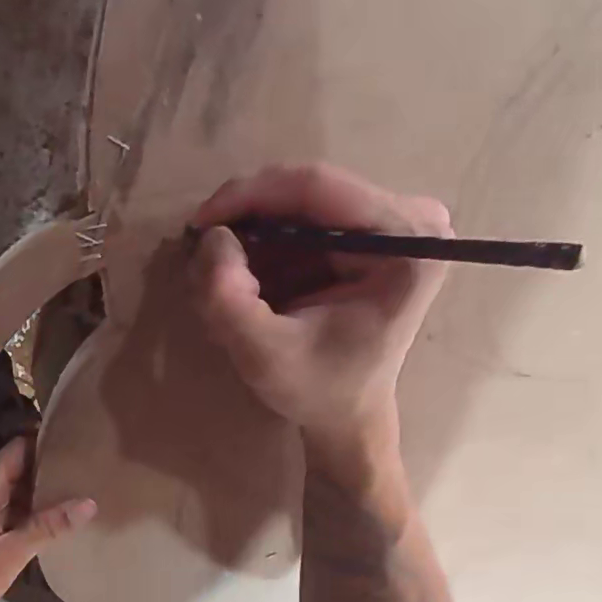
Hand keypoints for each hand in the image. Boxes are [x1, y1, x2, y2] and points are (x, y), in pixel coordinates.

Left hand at [0, 436, 94, 601]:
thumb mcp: (4, 558)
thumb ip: (45, 528)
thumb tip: (89, 501)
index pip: (22, 446)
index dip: (52, 443)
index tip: (86, 447)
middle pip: (17, 466)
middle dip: (50, 472)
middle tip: (92, 479)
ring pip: (7, 490)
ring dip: (36, 496)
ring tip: (78, 501)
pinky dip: (19, 513)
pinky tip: (43, 528)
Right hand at [190, 164, 451, 445]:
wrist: (346, 414)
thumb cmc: (317, 390)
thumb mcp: (263, 354)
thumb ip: (228, 299)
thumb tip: (208, 238)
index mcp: (404, 240)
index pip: (315, 187)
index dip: (246, 196)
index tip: (196, 227)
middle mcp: (405, 216)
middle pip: (301, 193)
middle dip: (243, 226)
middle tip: (204, 268)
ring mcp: (384, 222)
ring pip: (292, 207)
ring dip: (247, 244)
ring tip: (224, 292)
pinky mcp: (360, 235)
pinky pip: (295, 224)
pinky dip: (259, 252)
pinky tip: (245, 290)